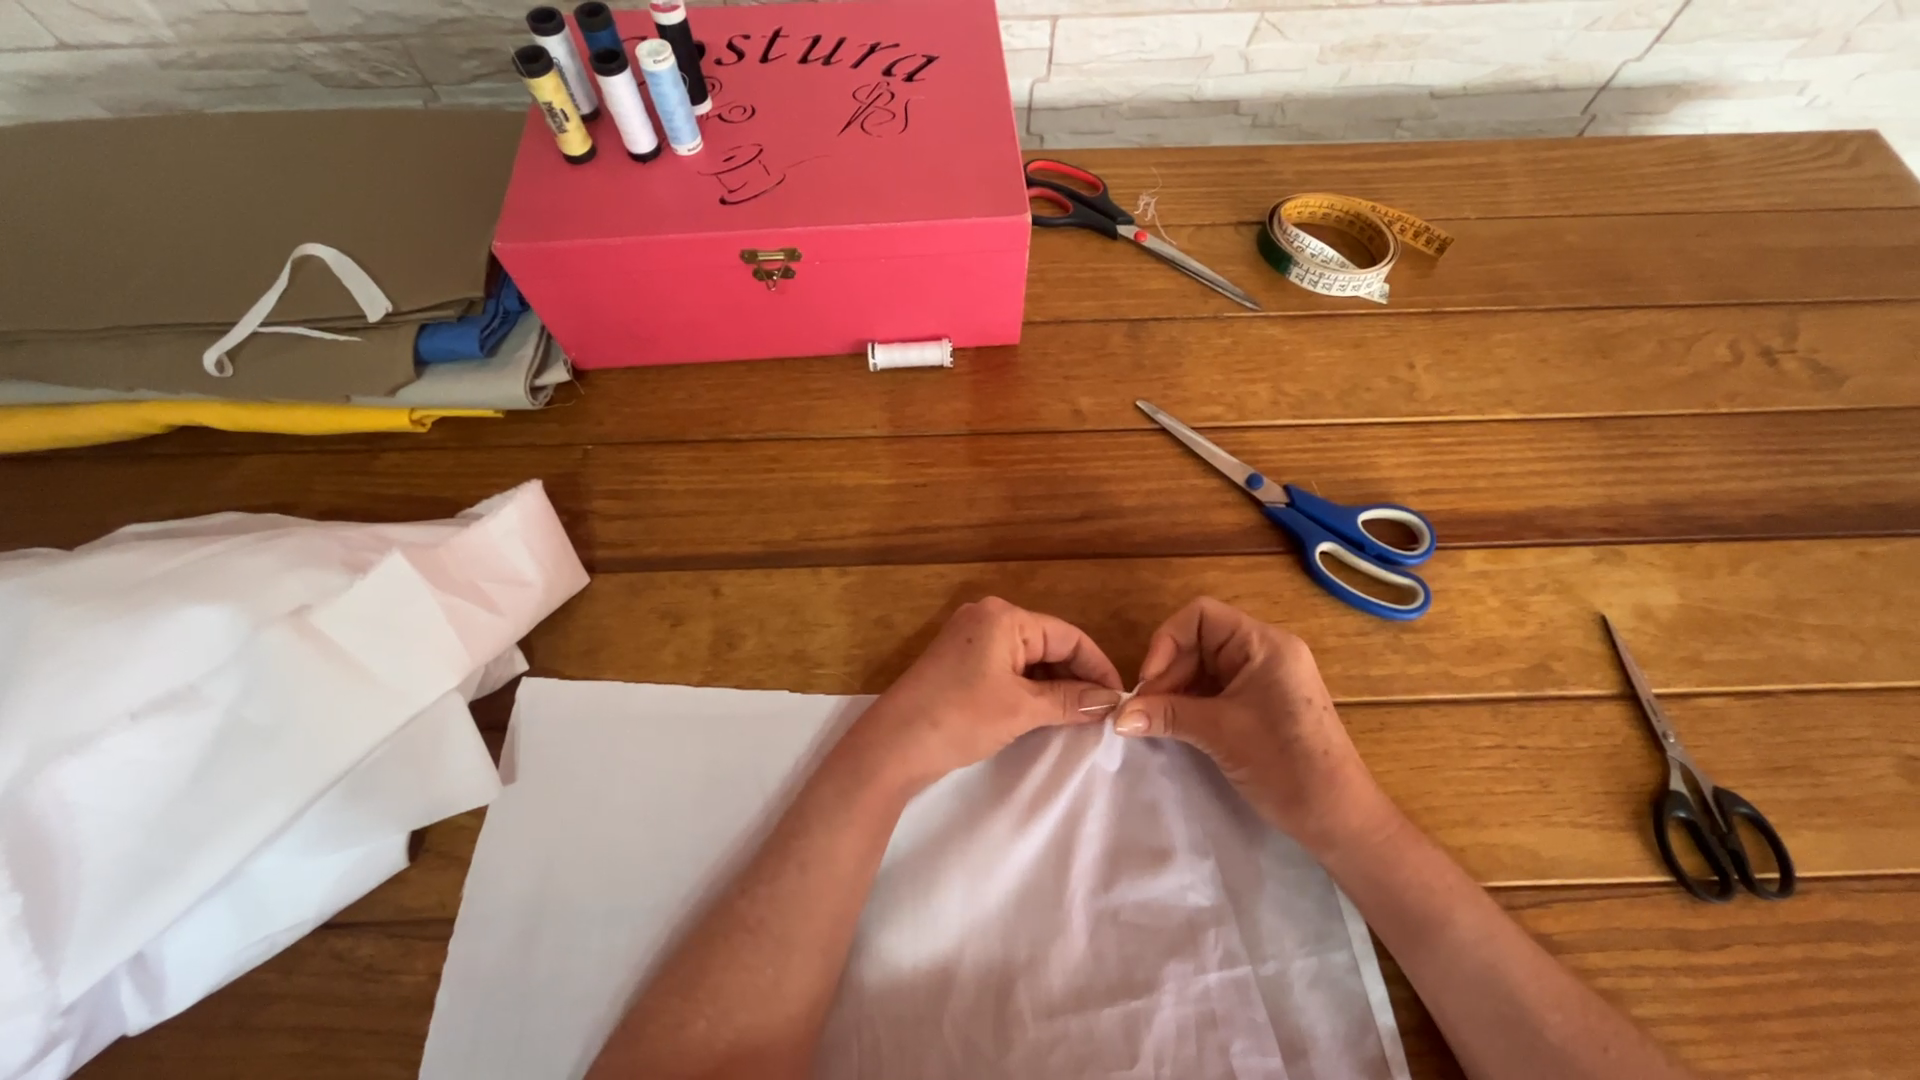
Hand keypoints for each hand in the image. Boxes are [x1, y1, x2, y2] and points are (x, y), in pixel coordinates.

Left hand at [840, 597, 1123, 793]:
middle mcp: (987, 618)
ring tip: (1078, 718)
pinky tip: (1046, 713)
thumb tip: (1110, 702)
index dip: (1097, 667)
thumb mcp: (1022, 709)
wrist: (892, 746)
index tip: (1119, 701)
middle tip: (1101, 714)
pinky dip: (1030, 689)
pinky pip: (1009, 669)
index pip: (1068, 636)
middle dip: (1076, 678)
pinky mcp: (960, 662)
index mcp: (1004, 617)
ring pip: (1029, 659)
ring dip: (1054, 686)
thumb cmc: (959, 718)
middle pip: (1049, 644)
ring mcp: (971, 639)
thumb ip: (1070, 701)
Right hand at [1114, 597, 1391, 854]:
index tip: (1150, 683)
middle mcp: (1265, 652)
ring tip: (1156, 721)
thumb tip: (1117, 716)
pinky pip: (1215, 689)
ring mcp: (1265, 679)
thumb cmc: (1286, 765)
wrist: (1338, 818)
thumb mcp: (1219, 734)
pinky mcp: (1261, 704)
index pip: (1201, 615)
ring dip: (1176, 690)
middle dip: (1167, 672)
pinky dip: (1191, 704)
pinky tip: (1175, 726)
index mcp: (1264, 645)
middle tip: (1144, 710)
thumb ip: (1165, 716)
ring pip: (1203, 667)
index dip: (1167, 641)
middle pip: (1198, 641)